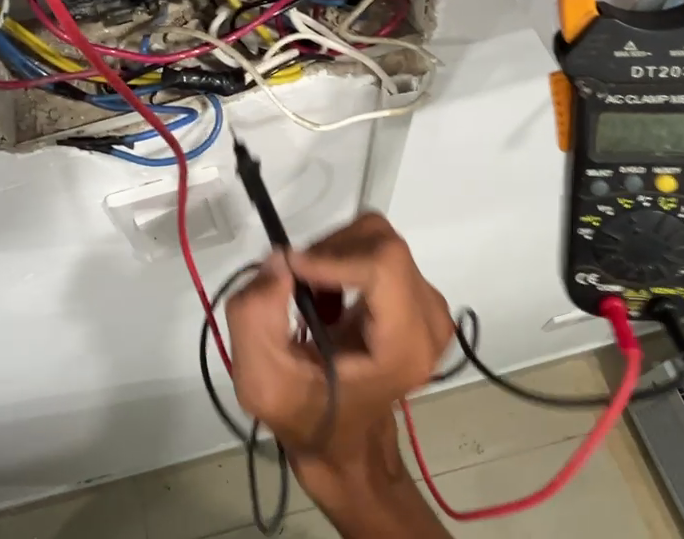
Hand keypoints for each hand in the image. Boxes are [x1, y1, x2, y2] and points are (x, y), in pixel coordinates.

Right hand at [225, 215, 453, 491]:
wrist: (343, 443)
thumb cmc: (306, 417)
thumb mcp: (261, 382)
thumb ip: (255, 317)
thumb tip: (279, 261)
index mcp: (404, 348)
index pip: (384, 265)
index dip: (332, 256)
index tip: (292, 270)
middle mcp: (428, 322)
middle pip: (383, 245)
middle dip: (329, 254)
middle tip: (297, 286)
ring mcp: (428, 308)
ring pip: (379, 241)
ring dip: (334, 258)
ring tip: (312, 301)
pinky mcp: (419, 298)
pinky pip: (378, 250)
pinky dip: (344, 262)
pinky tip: (329, 302)